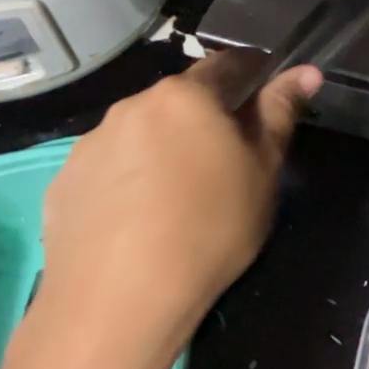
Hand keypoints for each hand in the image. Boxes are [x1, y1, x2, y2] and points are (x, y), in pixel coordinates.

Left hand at [39, 53, 322, 339]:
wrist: (117, 304)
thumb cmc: (210, 228)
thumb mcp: (264, 169)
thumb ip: (281, 112)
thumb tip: (306, 71)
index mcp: (186, 96)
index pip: (228, 64)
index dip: (254, 74)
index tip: (268, 98)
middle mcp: (132, 107)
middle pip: (181, 99)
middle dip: (206, 117)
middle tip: (230, 157)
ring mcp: (89, 147)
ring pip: (142, 133)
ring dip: (165, 147)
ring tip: (181, 195)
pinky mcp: (62, 186)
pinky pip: (109, 169)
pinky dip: (130, 180)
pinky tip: (141, 220)